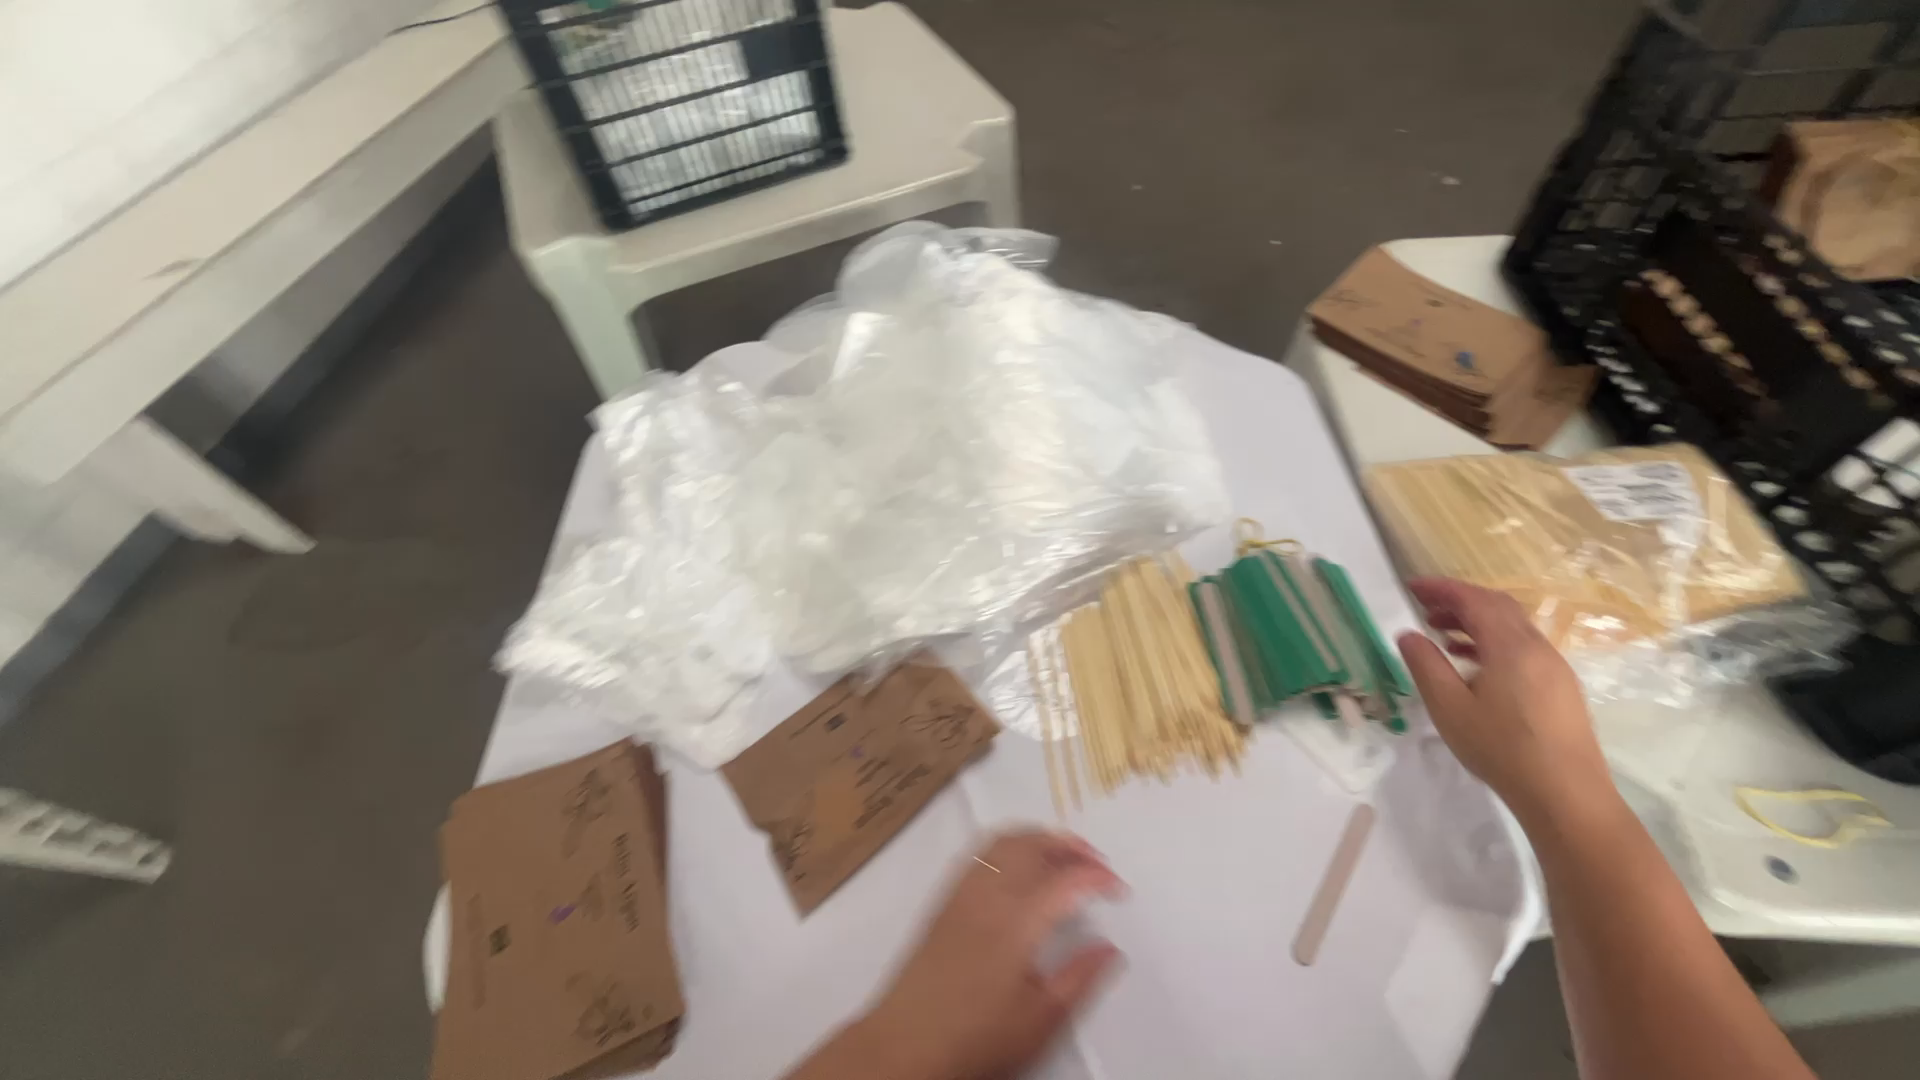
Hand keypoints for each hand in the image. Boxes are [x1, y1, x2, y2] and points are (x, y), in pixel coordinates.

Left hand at [850, 830, 1125, 1079]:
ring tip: (1063, 854)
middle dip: (1070, 845)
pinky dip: (1009, 843)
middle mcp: (989, 894)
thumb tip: (1110, 949)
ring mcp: (963, 892)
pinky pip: (981, 851)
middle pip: (1034, 845)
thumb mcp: (1041, 1020)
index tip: (1118, 888)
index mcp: (1018, 922)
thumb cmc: (976, 1038)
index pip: (1067, 880)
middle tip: (1096, 862)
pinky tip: (1019, 861)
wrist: (907, 1043)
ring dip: (1039, 837)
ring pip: (1005, 841)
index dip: (1098, 877)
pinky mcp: (945, 898)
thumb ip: (1080, 977)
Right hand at [1395, 577, 1612, 824]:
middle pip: (1498, 606)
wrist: (1566, 796)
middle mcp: (1538, 648)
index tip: (1411, 587)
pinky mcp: (1559, 687)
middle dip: (1459, 600)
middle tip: (1423, 607)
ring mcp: (1554, 668)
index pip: (1475, 600)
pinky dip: (1492, 641)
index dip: (1441, 588)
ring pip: (1512, 627)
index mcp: (1511, 647)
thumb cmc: (1501, 749)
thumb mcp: (1449, 707)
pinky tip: (1473, 664)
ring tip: (1441, 635)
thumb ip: (1425, 664)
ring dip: (1475, 621)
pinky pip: (1522, 647)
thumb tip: (1409, 634)